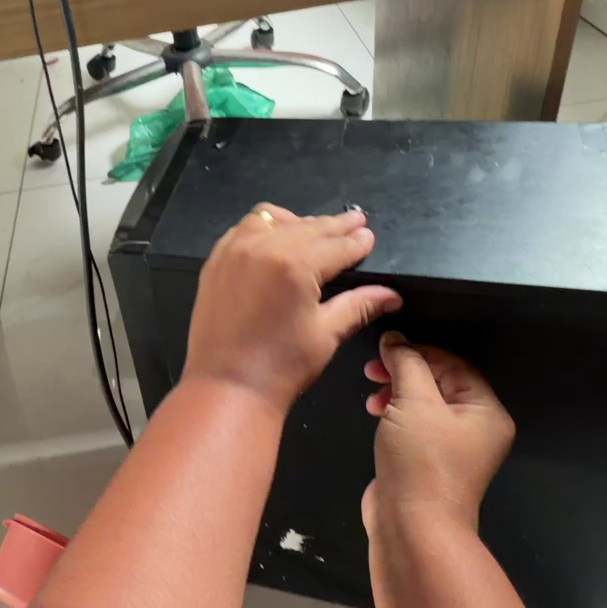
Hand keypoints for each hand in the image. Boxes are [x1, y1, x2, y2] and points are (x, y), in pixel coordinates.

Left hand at [181, 204, 401, 413]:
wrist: (226, 387)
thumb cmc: (281, 367)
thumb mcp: (326, 334)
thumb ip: (358, 305)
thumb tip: (391, 294)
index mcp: (295, 265)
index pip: (337, 245)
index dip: (357, 242)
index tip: (369, 236)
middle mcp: (263, 247)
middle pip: (308, 227)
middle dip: (334, 226)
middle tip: (355, 222)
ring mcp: (234, 251)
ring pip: (273, 219)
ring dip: (298, 222)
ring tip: (316, 230)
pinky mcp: (215, 261)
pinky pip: (242, 229)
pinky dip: (264, 227)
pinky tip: (276, 236)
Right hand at [361, 331, 514, 530]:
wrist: (412, 527)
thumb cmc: (421, 461)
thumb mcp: (414, 401)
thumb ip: (406, 362)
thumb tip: (395, 340)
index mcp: (486, 411)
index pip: (453, 363)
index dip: (417, 350)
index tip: (383, 348)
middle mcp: (476, 427)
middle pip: (438, 380)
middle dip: (403, 371)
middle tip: (372, 369)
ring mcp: (452, 447)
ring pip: (422, 401)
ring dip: (395, 391)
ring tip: (371, 396)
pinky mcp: (428, 460)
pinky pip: (413, 423)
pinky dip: (394, 412)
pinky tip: (375, 413)